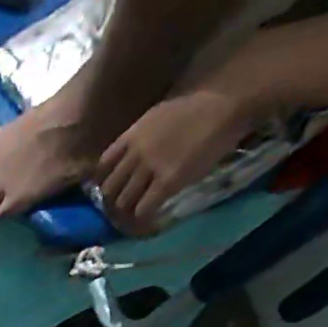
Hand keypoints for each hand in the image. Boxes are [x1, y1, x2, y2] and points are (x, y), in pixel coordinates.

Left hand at [92, 85, 259, 234]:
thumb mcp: (157, 116)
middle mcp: (135, 153)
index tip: (110, 189)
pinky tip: (148, 219)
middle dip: (113, 200)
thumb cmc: (196, 109)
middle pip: (110, 188)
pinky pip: (144, 208)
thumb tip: (129, 156)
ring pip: (123, 201)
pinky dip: (143, 217)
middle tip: (122, 207)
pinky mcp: (167, 182)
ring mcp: (150, 169)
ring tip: (134, 216)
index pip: (103, 166)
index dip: (103, 181)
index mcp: (131, 136)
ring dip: (127, 212)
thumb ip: (139, 137)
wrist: (224, 107)